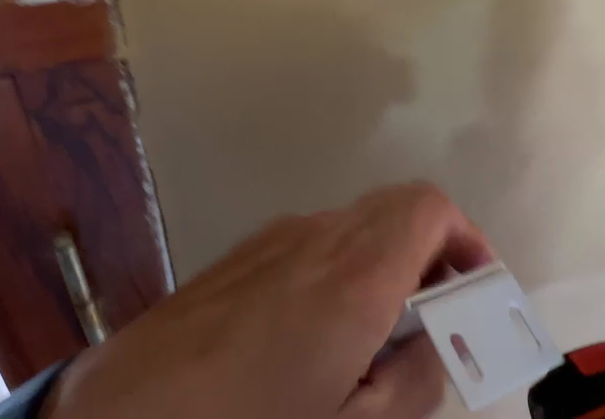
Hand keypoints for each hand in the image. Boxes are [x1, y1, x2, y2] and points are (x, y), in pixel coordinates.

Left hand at [44, 182, 493, 418]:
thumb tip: (436, 344)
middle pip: (397, 210)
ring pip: (355, 226)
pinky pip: (314, 242)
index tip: (476, 293)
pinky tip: (317, 332)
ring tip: (376, 338)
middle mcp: (318, 236)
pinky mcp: (242, 253)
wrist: (127, 409)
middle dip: (431, 254)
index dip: (467, 239)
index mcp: (355, 274)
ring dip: (385, 263)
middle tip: (437, 322)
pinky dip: (341, 268)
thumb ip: (413, 382)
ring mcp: (275, 238)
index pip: (430, 208)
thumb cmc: (251, 418)